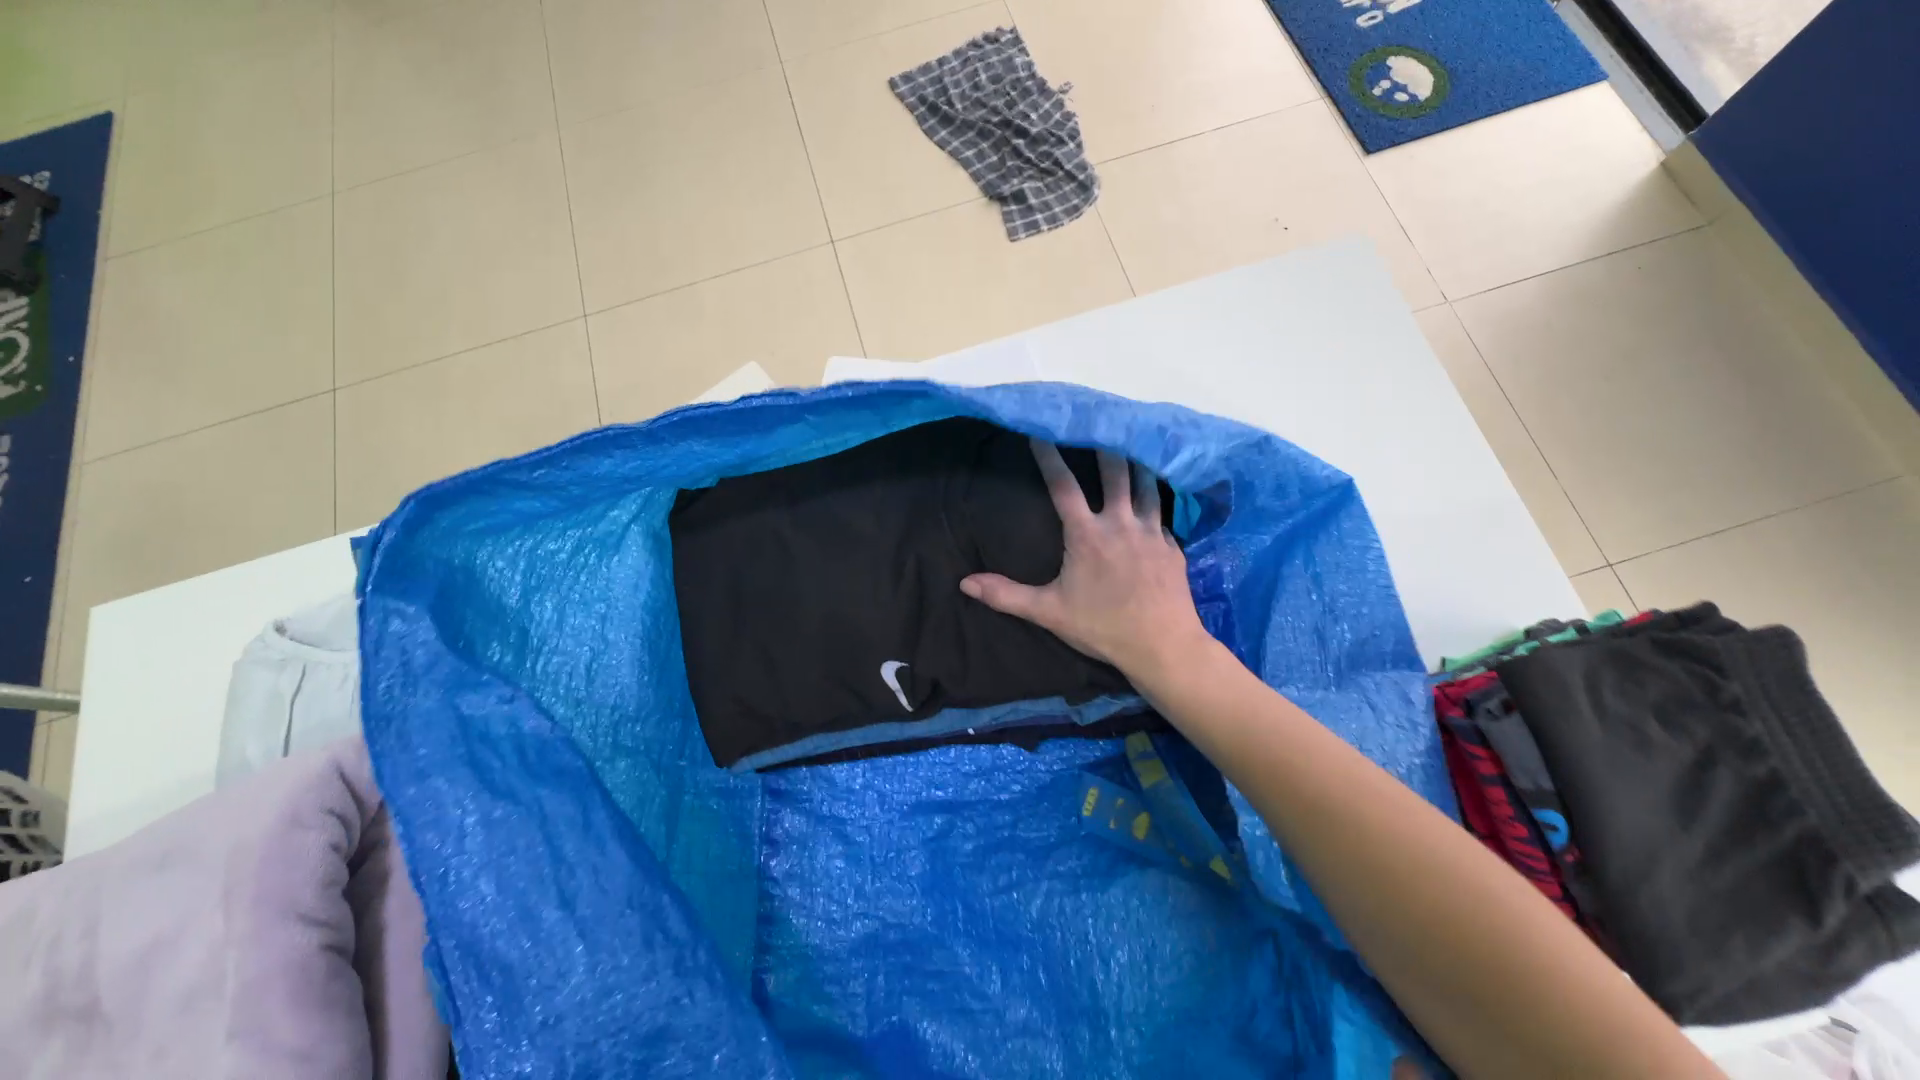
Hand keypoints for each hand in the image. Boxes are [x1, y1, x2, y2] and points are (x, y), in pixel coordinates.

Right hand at [960, 439, 1210, 681]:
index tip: (1040, 432)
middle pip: (1115, 471)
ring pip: (1146, 485)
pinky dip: (1155, 501)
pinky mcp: (1172, 546)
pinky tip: (1154, 500)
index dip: (1049, 456)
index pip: (1064, 485)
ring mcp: (1151, 531)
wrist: (1163, 645)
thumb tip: (965, 583)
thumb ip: (1006, 595)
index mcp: (1087, 534)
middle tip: (1099, 424)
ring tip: (1133, 446)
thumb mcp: (1049, 613)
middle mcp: (1121, 522)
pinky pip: (1162, 514)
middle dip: (1105, 444)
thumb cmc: (1103, 627)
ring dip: (1137, 464)